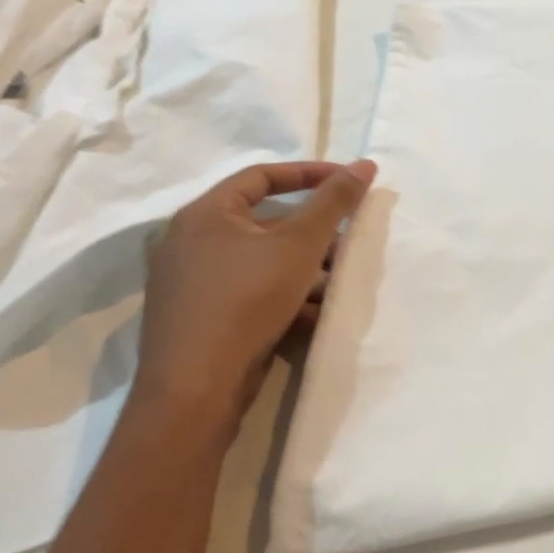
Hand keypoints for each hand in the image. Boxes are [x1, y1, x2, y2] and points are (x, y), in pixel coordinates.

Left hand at [136, 160, 375, 430]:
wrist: (196, 388)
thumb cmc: (247, 300)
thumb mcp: (301, 244)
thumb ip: (334, 202)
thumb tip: (364, 165)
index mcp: (204, 216)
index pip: (262, 175)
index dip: (311, 173)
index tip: (351, 181)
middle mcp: (189, 243)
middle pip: (266, 221)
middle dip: (315, 230)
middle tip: (350, 236)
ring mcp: (192, 283)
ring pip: (263, 259)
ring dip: (306, 266)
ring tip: (340, 280)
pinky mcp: (200, 317)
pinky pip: (252, 290)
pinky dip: (286, 294)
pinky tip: (316, 312)